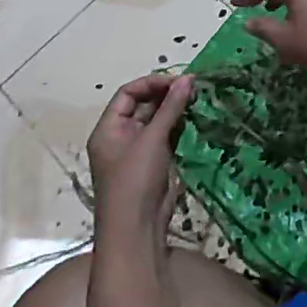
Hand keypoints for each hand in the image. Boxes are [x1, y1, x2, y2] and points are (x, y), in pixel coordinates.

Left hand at [86, 74, 191, 238]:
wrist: (136, 229)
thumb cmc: (135, 180)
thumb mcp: (152, 139)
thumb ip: (171, 107)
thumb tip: (189, 78)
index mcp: (108, 128)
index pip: (127, 93)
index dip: (152, 83)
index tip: (179, 80)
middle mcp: (120, 136)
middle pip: (142, 105)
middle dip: (166, 95)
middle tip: (193, 87)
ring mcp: (137, 151)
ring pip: (156, 120)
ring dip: (174, 110)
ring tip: (197, 99)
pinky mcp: (153, 163)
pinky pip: (165, 136)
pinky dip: (178, 126)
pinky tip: (194, 119)